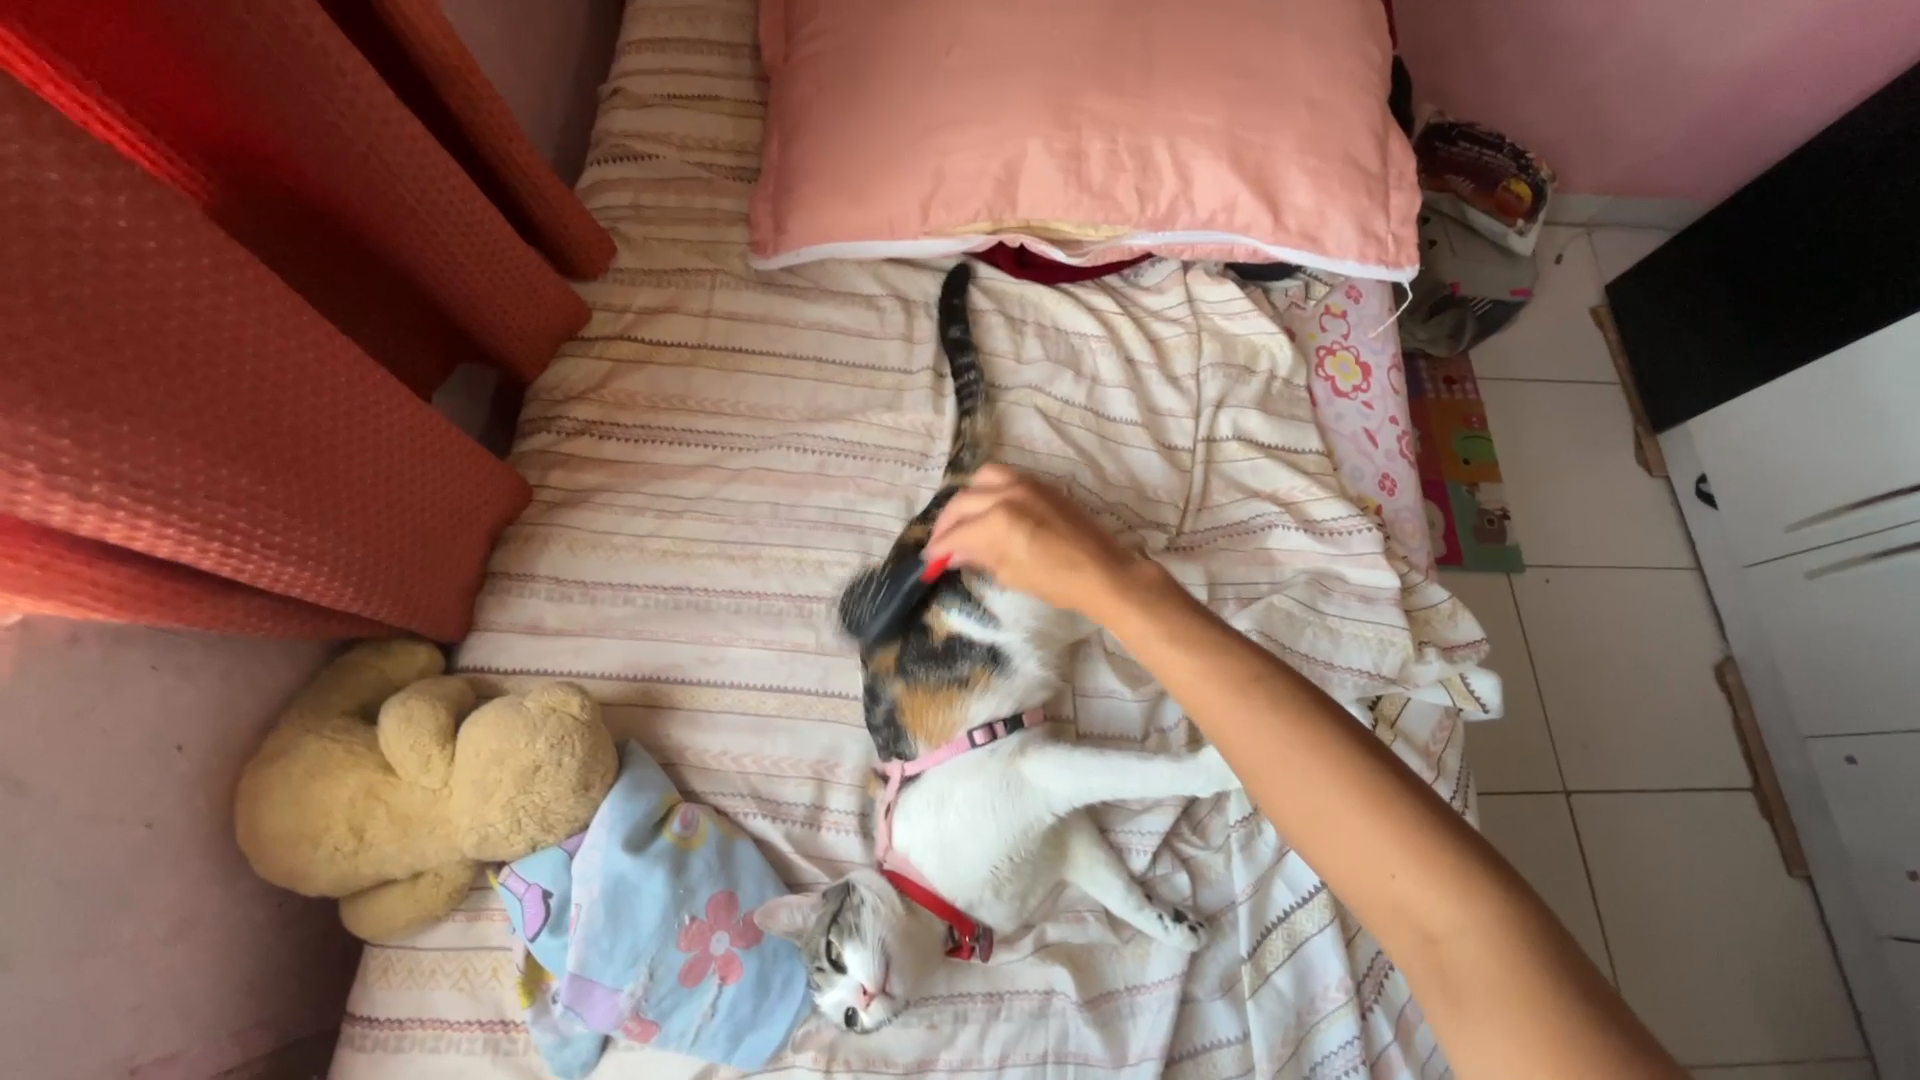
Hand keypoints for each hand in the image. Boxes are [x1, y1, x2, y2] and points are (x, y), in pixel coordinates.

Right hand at [926, 465, 1149, 618]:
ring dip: (966, 497)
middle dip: (947, 523)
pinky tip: (987, 507)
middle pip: (962, 502)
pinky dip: (988, 488)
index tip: (930, 558)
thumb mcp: (1011, 574)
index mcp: (998, 521)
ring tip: (963, 518)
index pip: (957, 533)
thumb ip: (980, 558)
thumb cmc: (1057, 581)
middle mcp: (1007, 494)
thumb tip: (954, 554)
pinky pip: (1005, 476)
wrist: (1103, 571)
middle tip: (940, 543)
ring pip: (982, 478)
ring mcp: (1026, 484)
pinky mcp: (1041, 484)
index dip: (939, 548)